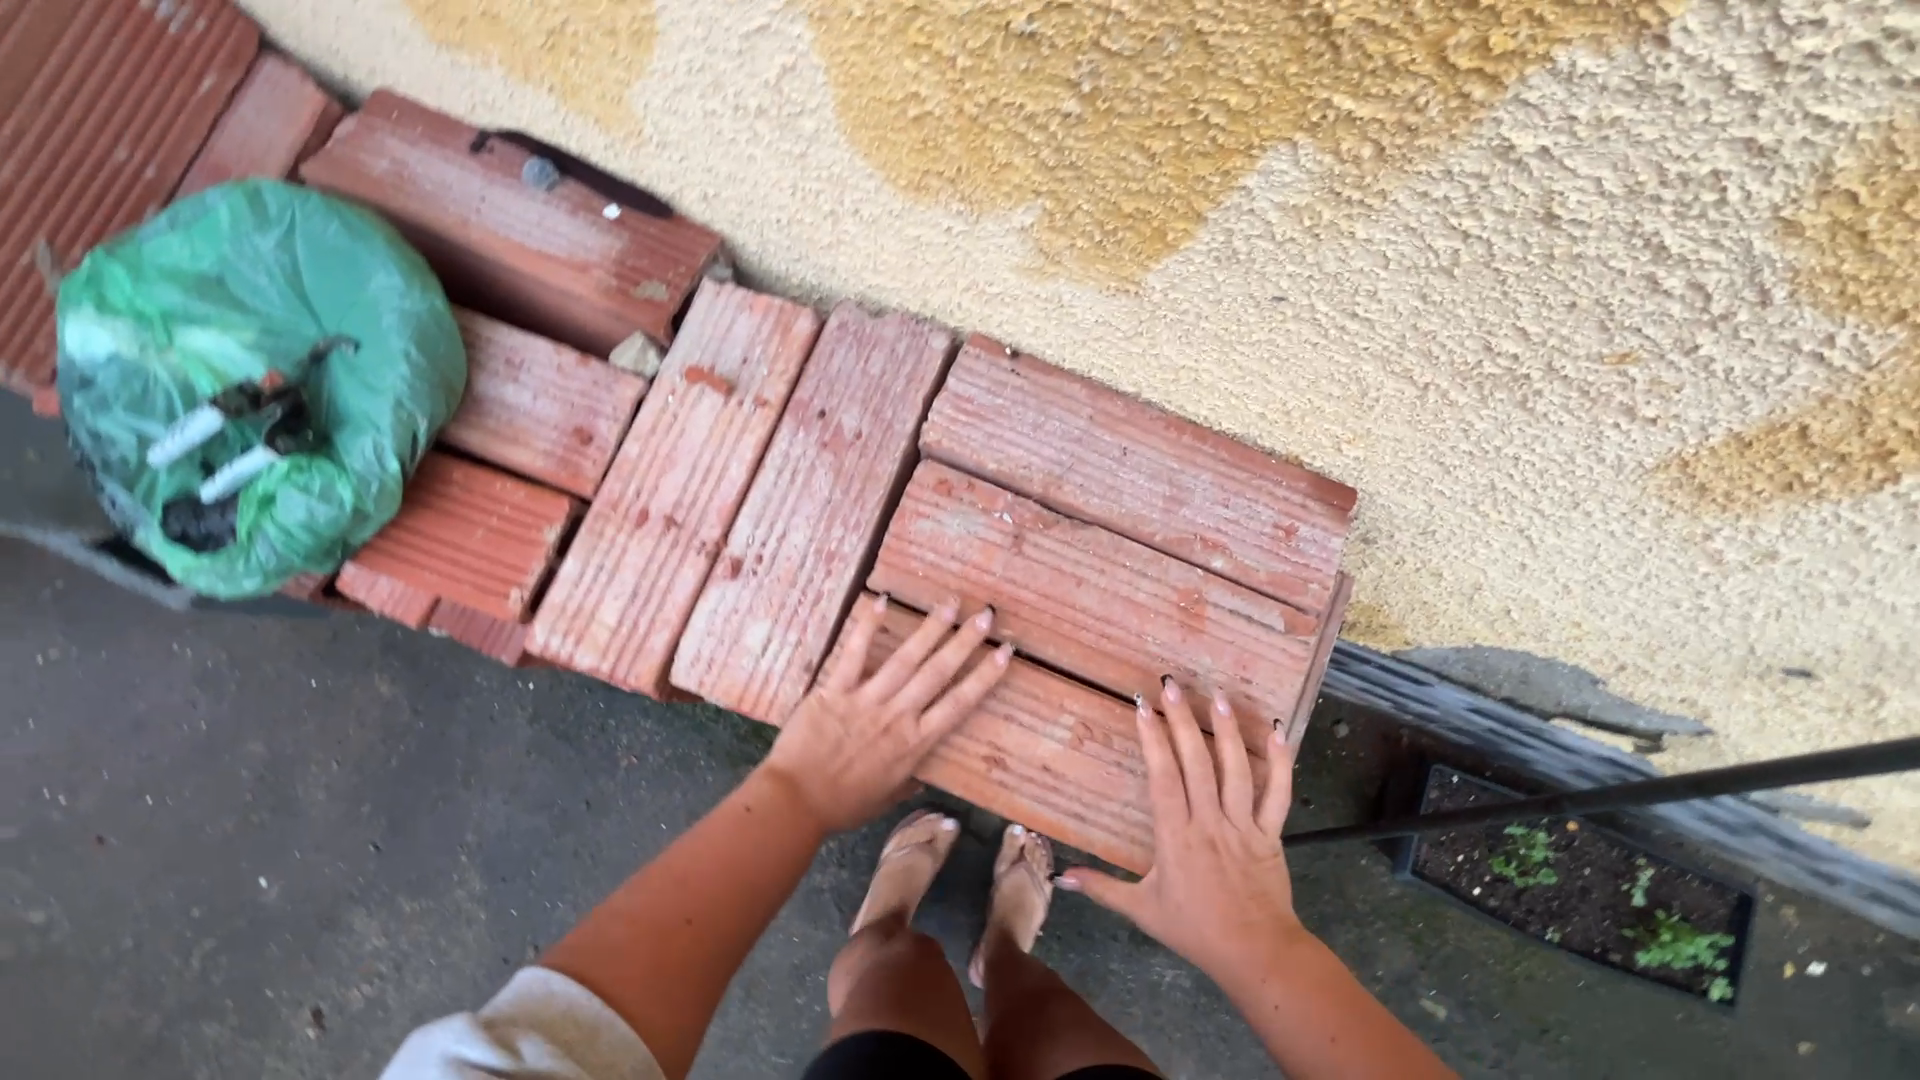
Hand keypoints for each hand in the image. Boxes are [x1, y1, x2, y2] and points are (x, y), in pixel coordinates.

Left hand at [760, 594, 1011, 832]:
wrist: (795, 803)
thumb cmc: (842, 806)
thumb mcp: (885, 799)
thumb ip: (906, 784)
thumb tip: (922, 780)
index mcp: (914, 744)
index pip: (959, 704)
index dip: (985, 677)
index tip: (1005, 654)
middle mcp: (898, 716)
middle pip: (938, 673)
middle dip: (964, 642)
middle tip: (985, 616)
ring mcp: (866, 700)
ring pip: (905, 659)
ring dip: (930, 630)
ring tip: (950, 604)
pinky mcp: (835, 690)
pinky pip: (853, 653)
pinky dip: (867, 627)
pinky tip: (881, 601)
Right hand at [1059, 678, 1307, 988]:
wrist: (1257, 954)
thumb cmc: (1195, 930)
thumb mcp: (1142, 910)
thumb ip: (1101, 889)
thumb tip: (1060, 880)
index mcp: (1176, 836)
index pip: (1163, 778)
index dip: (1153, 740)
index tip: (1143, 707)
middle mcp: (1209, 822)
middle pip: (1196, 763)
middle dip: (1183, 721)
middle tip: (1172, 685)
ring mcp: (1243, 825)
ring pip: (1236, 770)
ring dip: (1226, 731)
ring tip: (1217, 696)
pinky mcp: (1271, 833)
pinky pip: (1277, 793)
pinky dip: (1280, 762)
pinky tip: (1277, 731)